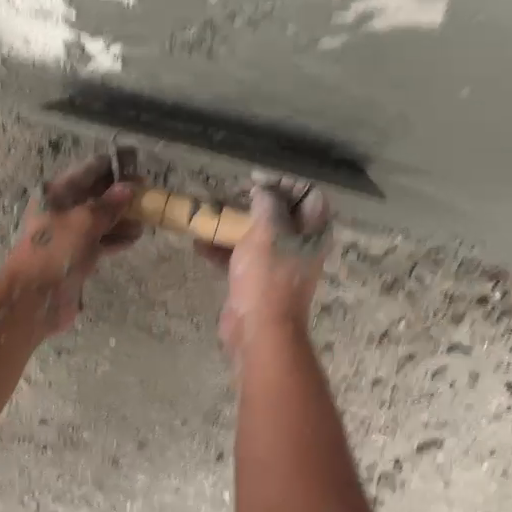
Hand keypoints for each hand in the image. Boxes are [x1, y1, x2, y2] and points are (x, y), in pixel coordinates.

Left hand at [1, 155, 140, 335]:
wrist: (34, 299)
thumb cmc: (55, 252)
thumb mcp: (84, 222)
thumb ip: (108, 205)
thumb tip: (129, 188)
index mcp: (56, 194)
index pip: (89, 171)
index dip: (114, 168)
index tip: (139, 169)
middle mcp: (61, 210)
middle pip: (96, 195)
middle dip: (121, 194)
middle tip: (149, 196)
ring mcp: (69, 235)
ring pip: (100, 219)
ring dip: (122, 217)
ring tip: (147, 217)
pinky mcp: (76, 256)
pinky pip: (100, 241)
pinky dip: (116, 238)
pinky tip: (135, 237)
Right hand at [198, 177, 330, 357]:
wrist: (258, 330)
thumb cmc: (267, 277)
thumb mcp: (268, 230)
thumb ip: (268, 203)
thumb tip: (263, 190)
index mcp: (312, 233)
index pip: (310, 196)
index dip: (286, 183)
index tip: (257, 181)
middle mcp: (299, 246)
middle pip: (282, 214)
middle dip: (256, 202)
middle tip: (233, 194)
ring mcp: (277, 265)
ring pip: (257, 235)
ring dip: (235, 225)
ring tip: (211, 215)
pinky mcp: (255, 282)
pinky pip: (239, 258)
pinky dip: (222, 250)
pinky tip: (199, 244)